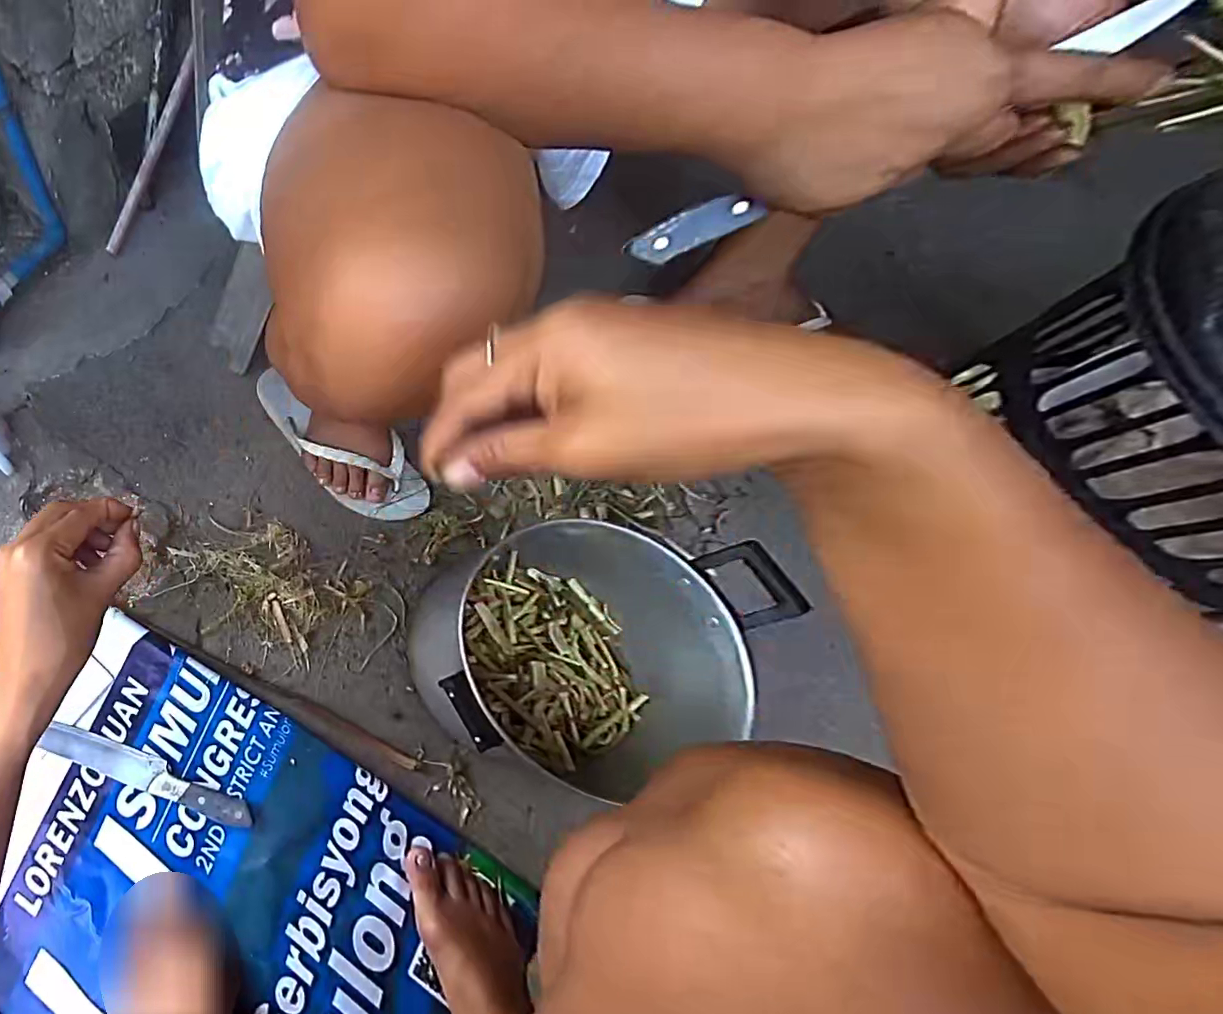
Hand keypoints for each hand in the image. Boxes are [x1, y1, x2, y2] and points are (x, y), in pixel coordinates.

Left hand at [0, 498, 141, 725]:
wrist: (30, 678)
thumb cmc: (58, 646)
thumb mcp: (102, 593)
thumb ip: (124, 554)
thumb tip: (131, 532)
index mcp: (36, 551)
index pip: (81, 514)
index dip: (111, 512)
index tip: (130, 516)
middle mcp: (14, 550)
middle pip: (63, 513)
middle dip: (95, 520)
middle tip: (121, 533)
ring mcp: (6, 561)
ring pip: (50, 527)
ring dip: (79, 533)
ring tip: (104, 555)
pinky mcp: (7, 573)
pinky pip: (38, 545)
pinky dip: (63, 547)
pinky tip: (83, 566)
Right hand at [418, 298, 958, 486]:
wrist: (798, 393)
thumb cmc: (686, 423)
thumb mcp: (584, 449)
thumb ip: (506, 454)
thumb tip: (453, 469)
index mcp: (545, 340)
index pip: (465, 392)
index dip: (441, 438)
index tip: (431, 478)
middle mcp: (558, 318)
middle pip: (477, 366)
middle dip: (456, 417)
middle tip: (457, 465)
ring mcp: (588, 320)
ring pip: (508, 365)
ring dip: (489, 408)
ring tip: (490, 454)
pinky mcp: (613, 332)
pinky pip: (543, 363)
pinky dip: (523, 398)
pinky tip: (532, 428)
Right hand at [733, 6, 1164, 211]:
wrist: (773, 101)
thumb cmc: (845, 52)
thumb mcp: (941, 16)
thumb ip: (979, 33)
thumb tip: (1006, 40)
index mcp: (983, 82)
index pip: (1067, 80)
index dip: (1112, 82)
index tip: (1146, 84)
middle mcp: (946, 135)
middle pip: (982, 140)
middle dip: (981, 130)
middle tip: (957, 118)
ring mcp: (892, 174)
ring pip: (910, 165)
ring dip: (897, 148)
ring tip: (860, 127)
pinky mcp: (841, 202)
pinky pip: (855, 190)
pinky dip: (845, 175)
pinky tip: (825, 152)